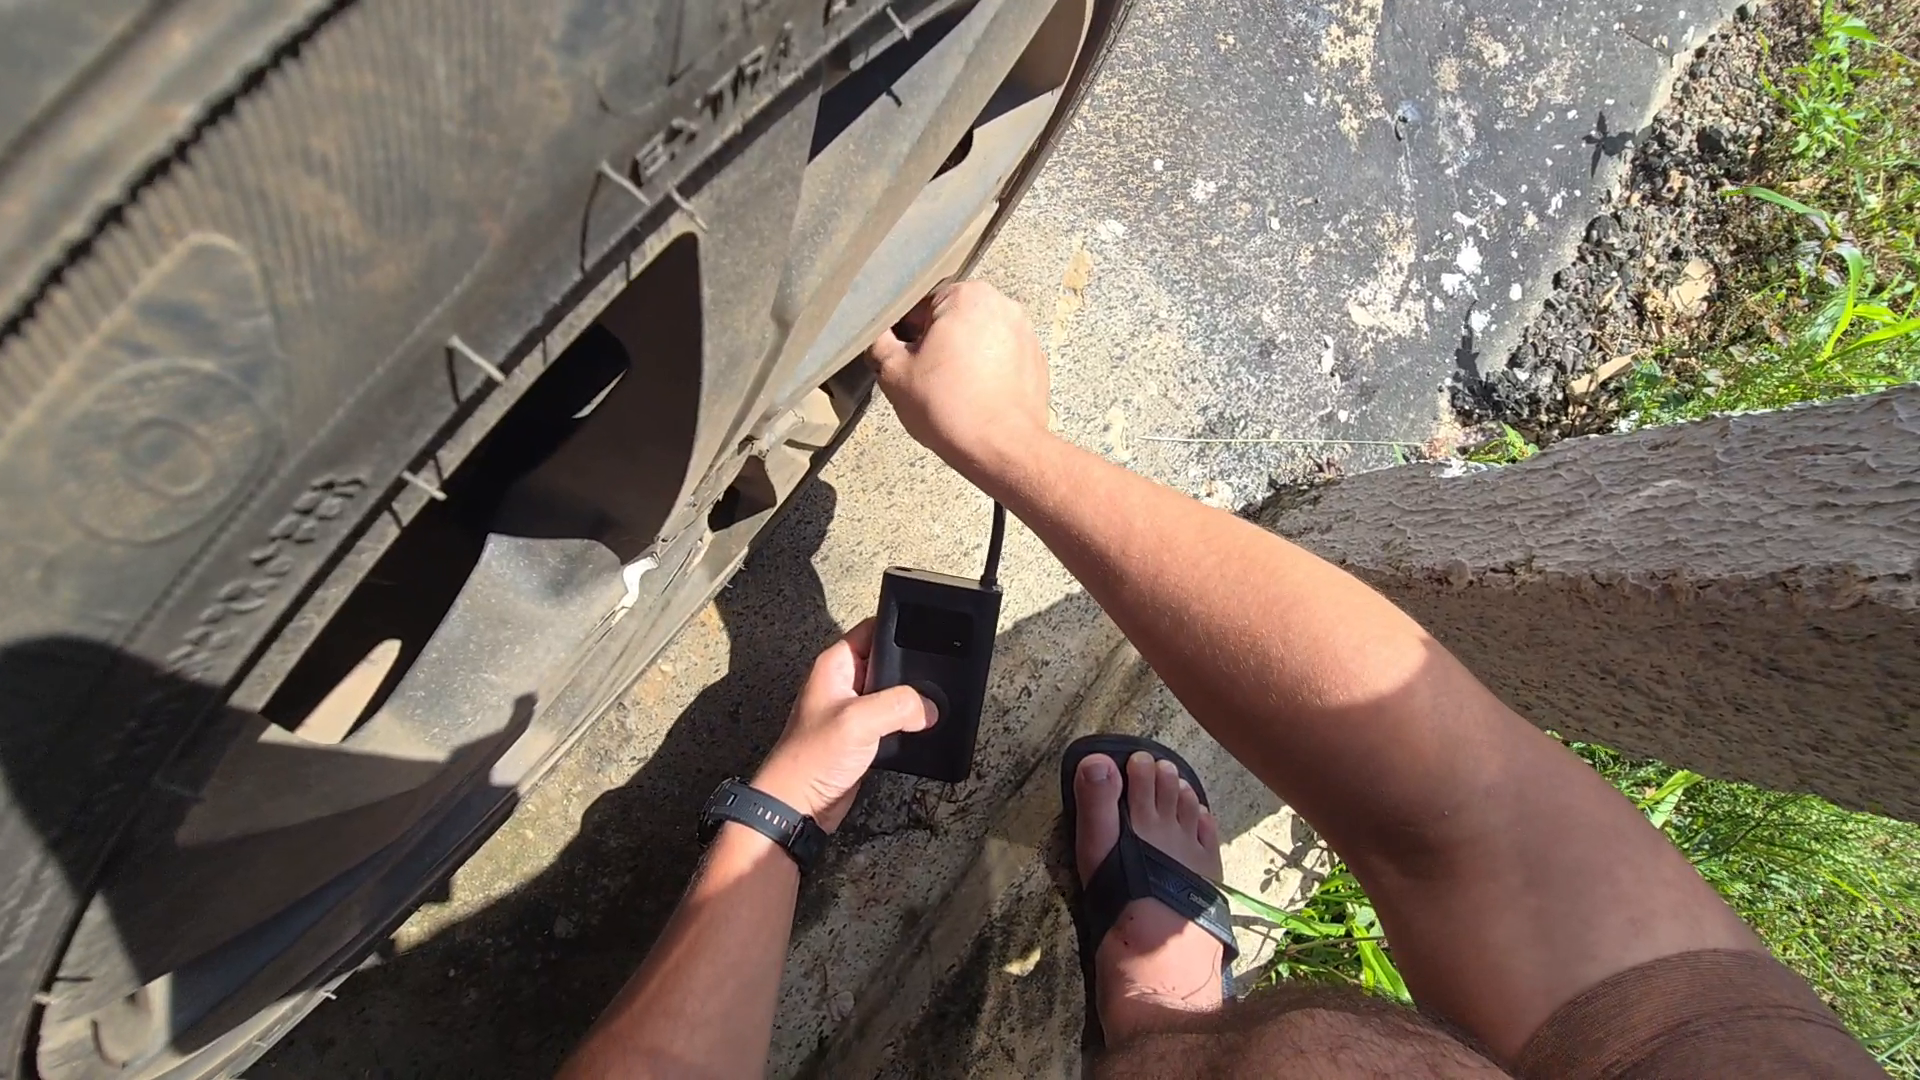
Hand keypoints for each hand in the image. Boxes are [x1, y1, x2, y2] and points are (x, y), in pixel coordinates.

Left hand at [752, 620, 936, 831]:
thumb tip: (928, 708)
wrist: (798, 807)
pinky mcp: (863, 733)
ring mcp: (854, 708)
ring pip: (893, 691)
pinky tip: (918, 728)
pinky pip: (893, 718)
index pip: (872, 628)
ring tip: (928, 706)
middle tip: (933, 677)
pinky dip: (907, 722)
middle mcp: (844, 681)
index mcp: (836, 664)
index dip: (898, 628)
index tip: (927, 633)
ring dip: (910, 700)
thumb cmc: (810, 759)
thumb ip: (899, 705)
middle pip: (888, 660)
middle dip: (911, 669)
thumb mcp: (859, 720)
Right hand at [868, 280, 1051, 478]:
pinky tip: (974, 398)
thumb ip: (878, 343)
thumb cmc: (950, 409)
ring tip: (952, 392)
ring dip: (961, 359)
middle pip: (951, 320)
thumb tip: (878, 338)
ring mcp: (1024, 333)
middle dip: (935, 346)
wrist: (1001, 448)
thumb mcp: (894, 373)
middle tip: (927, 380)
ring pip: (977, 340)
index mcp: (966, 296)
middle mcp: (1002, 306)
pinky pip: (1000, 359)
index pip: (919, 305)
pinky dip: (986, 374)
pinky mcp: (1035, 361)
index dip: (903, 336)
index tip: (902, 362)